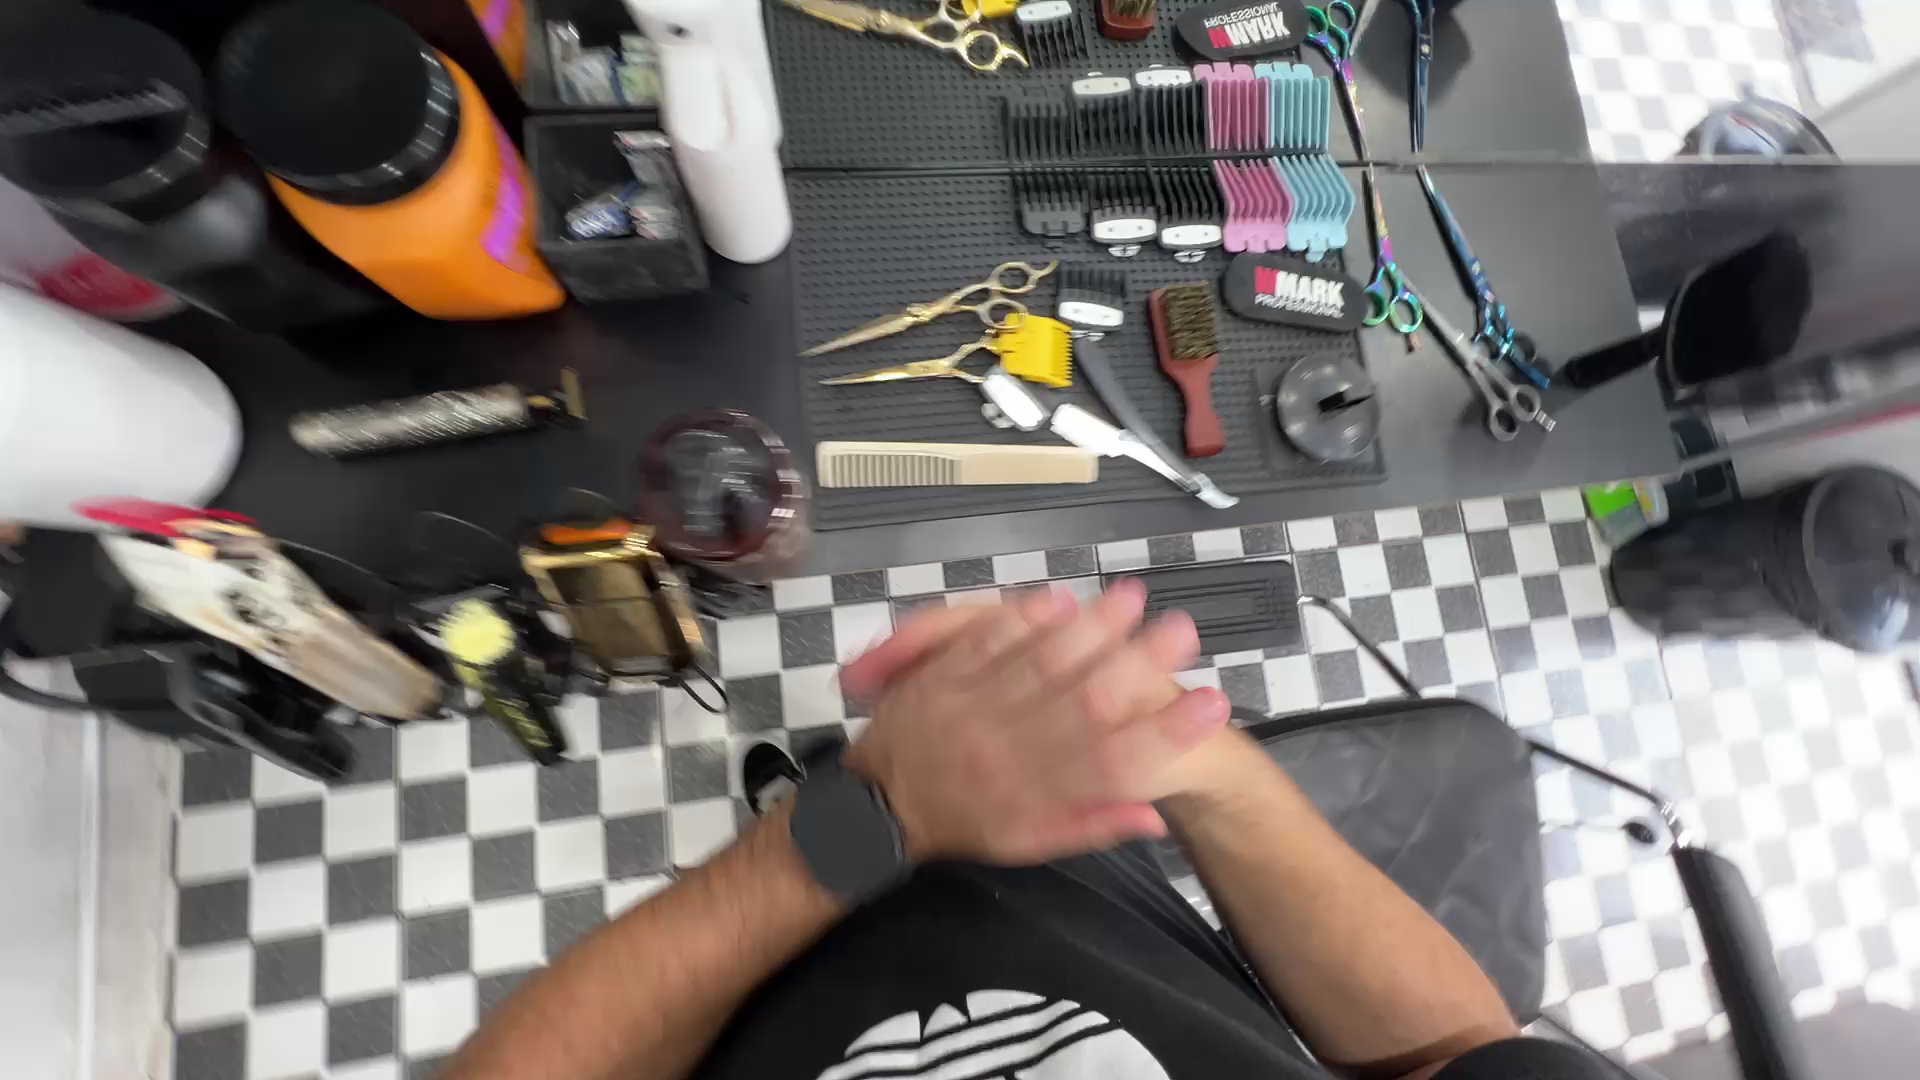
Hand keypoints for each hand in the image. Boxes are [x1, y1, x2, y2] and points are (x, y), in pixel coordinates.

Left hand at [839, 581, 1230, 864]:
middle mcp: (1009, 752)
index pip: (1114, 764)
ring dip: (1087, 630)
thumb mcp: (1028, 844)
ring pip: (1038, 666)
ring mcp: (972, 711)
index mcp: (1036, 797)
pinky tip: (1055, 598)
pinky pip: (981, 647)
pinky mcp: (939, 680)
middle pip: (1083, 702)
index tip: (1211, 703)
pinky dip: (1019, 622)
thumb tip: (1154, 816)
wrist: (880, 809)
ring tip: (1129, 599)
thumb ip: (1088, 826)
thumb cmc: (964, 824)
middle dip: (1137, 662)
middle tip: (1180, 627)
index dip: (1166, 735)